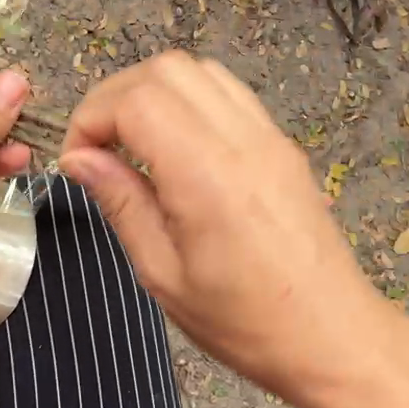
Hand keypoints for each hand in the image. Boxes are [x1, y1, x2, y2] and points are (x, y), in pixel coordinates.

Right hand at [58, 51, 402, 407]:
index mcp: (208, 177)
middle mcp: (242, 142)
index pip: (137, 101)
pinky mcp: (280, 144)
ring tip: (127, 145)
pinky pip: (224, 92)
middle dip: (113, 98)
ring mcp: (269, 137)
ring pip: (197, 71)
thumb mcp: (161, 273)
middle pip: (165, 70)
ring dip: (148, 94)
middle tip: (94, 148)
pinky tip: (168, 148)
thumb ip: (120, 202)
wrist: (333, 337)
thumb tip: (76, 158)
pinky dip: (182, 101)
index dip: (90, 119)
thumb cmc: (240, 321)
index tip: (75, 162)